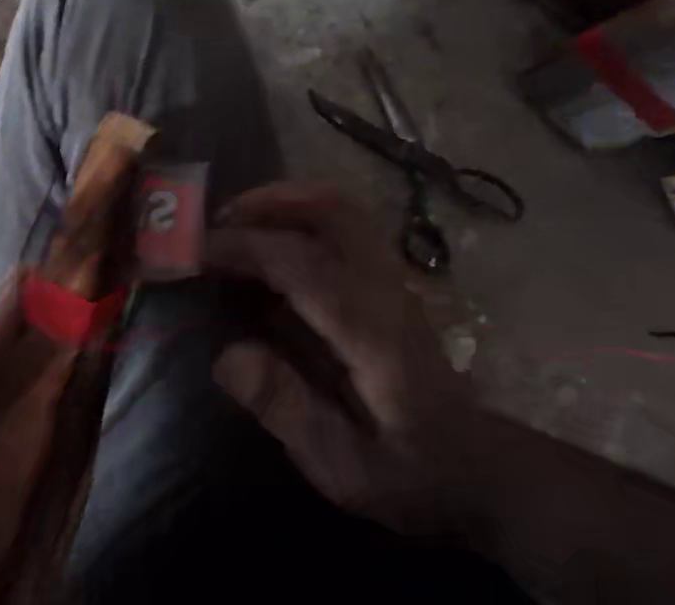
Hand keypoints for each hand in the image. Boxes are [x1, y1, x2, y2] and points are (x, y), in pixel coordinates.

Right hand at [208, 180, 478, 533]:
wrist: (479, 468)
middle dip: (264, 204)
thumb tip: (225, 355)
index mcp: (374, 334)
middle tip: (214, 224)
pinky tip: (265, 242)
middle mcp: (386, 289)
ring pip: (337, 205)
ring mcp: (391, 276)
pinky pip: (338, 221)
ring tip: (232, 225)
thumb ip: (287, 410)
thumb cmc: (408, 472)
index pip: (304, 265)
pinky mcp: (384, 276)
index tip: (195, 253)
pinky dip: (294, 214)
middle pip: (330, 209)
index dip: (245, 249)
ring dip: (279, 202)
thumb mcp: (344, 468)